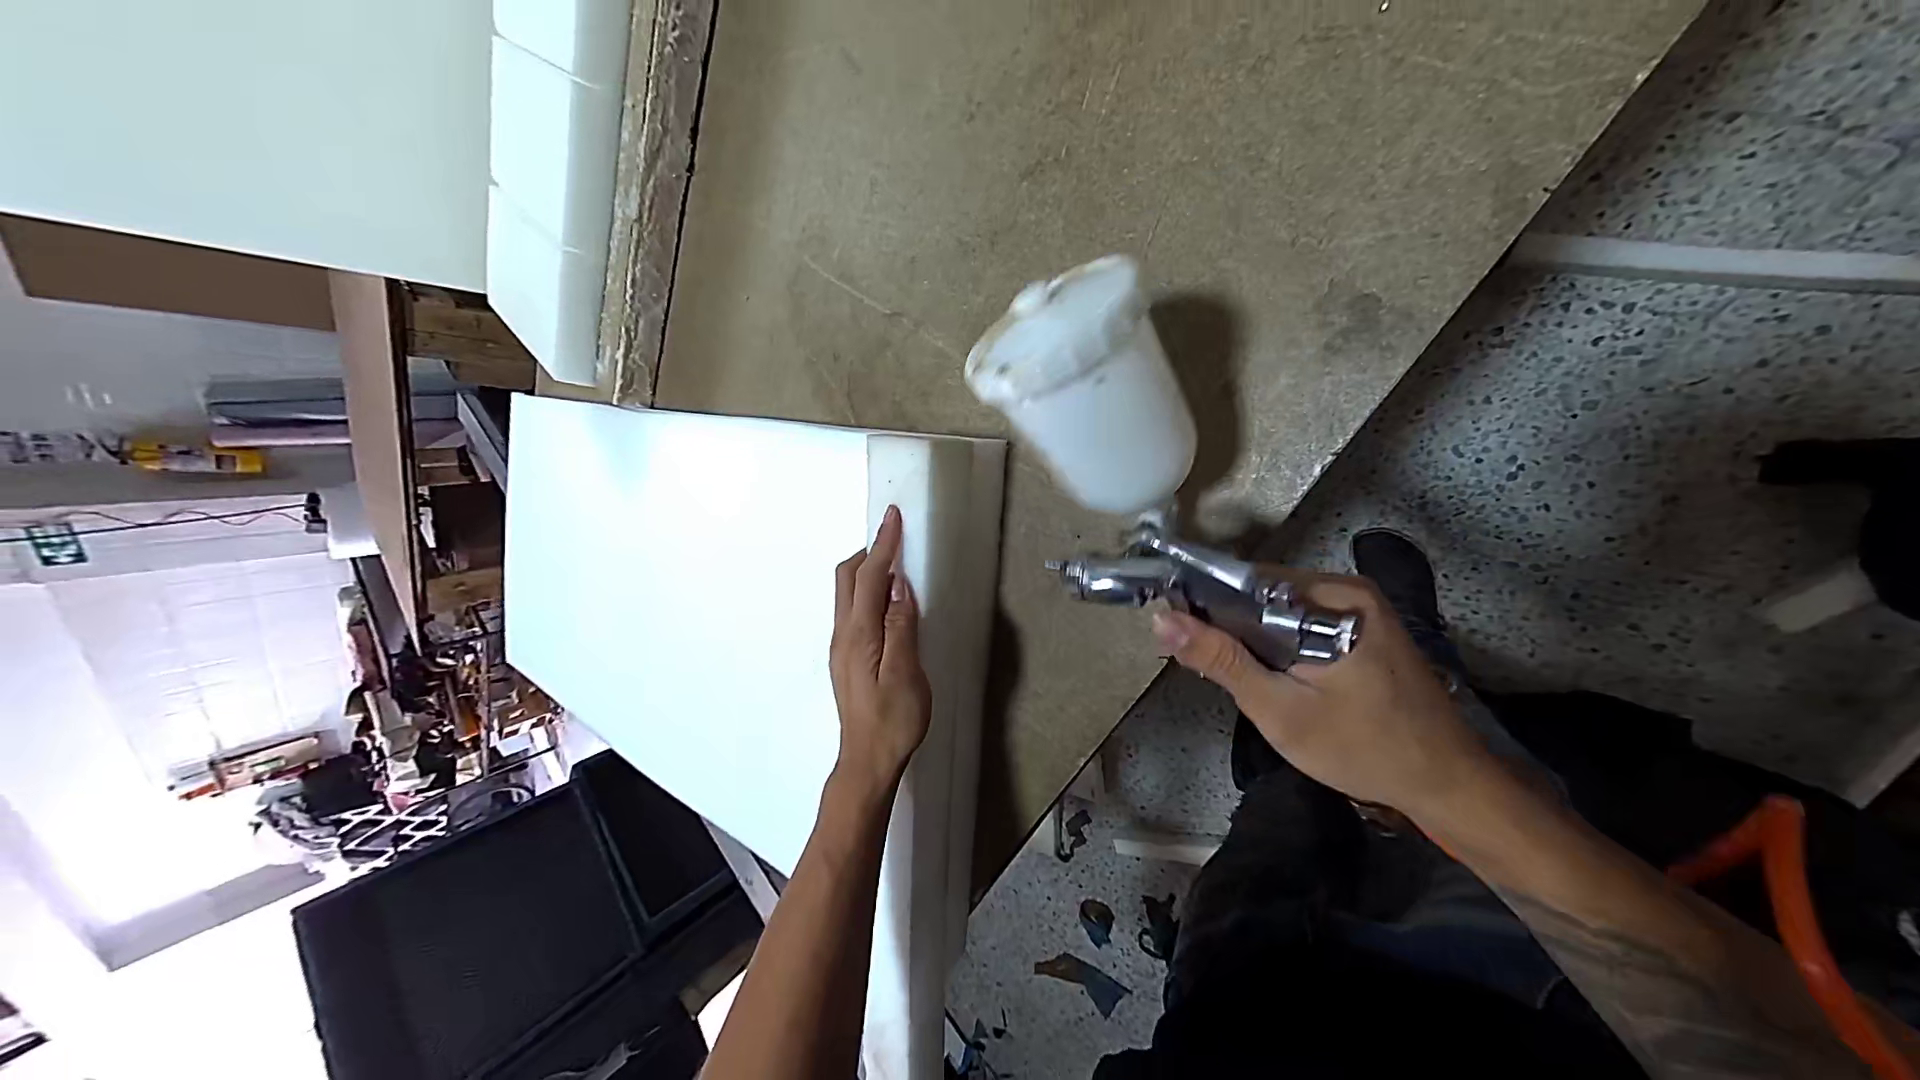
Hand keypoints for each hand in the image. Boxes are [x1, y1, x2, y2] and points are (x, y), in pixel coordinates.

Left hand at [829, 505, 932, 797]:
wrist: (868, 761)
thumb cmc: (893, 721)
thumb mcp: (906, 673)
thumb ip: (901, 626)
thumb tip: (898, 585)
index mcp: (858, 635)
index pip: (868, 578)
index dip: (882, 545)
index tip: (892, 517)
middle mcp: (843, 635)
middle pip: (847, 579)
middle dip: (869, 552)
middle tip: (896, 538)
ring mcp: (842, 647)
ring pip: (847, 594)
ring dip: (867, 571)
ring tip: (895, 563)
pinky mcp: (847, 658)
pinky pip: (853, 610)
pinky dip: (867, 592)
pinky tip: (886, 601)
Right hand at [1151, 570, 1495, 817]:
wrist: (1449, 786)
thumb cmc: (1364, 748)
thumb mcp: (1281, 709)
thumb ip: (1221, 660)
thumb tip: (1161, 620)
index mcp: (1334, 596)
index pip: (1247, 582)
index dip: (1206, 605)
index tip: (1178, 634)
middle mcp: (1348, 590)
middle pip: (1263, 594)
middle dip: (1232, 627)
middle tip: (1211, 667)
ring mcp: (1361, 609)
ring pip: (1279, 611)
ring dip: (1254, 639)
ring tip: (1240, 676)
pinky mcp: (1365, 630)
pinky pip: (1302, 624)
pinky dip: (1279, 646)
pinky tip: (1274, 677)